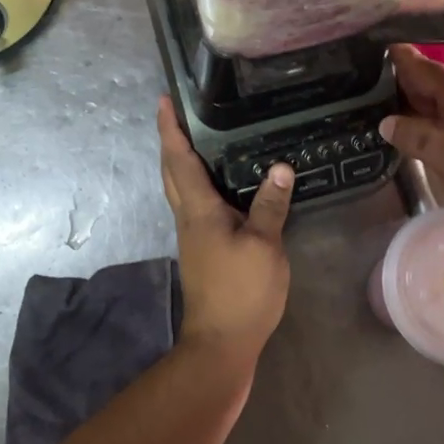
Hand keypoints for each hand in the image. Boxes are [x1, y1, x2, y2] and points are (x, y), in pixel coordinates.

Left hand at [156, 98, 291, 361]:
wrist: (222, 342)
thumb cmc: (241, 291)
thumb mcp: (264, 246)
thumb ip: (269, 206)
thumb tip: (280, 167)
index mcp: (198, 210)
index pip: (180, 159)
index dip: (171, 129)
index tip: (163, 100)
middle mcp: (188, 217)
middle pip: (172, 171)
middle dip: (171, 140)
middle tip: (177, 113)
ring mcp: (193, 235)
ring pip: (180, 188)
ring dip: (181, 161)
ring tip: (197, 138)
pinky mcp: (203, 249)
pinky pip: (194, 203)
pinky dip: (198, 183)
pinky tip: (220, 184)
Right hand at [379, 45, 443, 236]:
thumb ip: (412, 135)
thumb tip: (386, 121)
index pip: (420, 65)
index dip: (394, 58)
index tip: (365, 51)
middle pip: (433, 84)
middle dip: (402, 87)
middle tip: (366, 92)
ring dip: (421, 109)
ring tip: (389, 115)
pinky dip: (440, 123)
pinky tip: (428, 137)